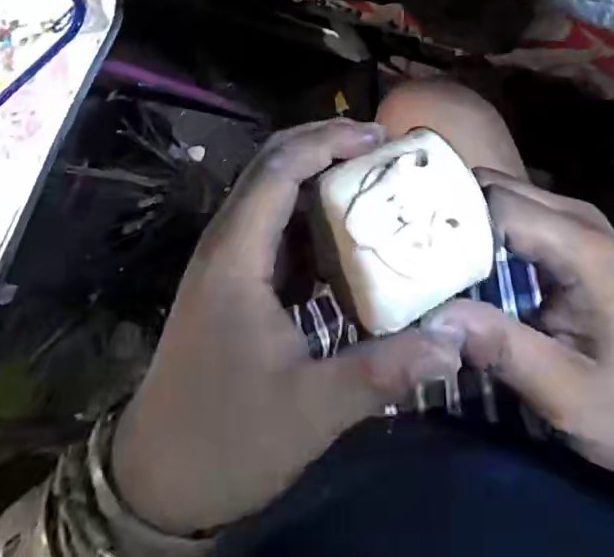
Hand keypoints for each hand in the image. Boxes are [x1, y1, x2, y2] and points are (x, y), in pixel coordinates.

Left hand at [110, 119, 464, 534]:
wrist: (158, 476)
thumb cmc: (228, 436)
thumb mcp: (311, 410)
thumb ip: (383, 372)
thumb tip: (455, 342)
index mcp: (235, 255)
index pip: (278, 170)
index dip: (326, 141)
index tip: (379, 137)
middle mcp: (225, 243)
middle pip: (270, 167)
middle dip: (323, 145)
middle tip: (382, 147)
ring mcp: (226, 262)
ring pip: (270, 194)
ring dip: (316, 176)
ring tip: (373, 178)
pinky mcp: (233, 283)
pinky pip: (274, 230)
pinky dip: (310, 217)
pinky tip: (347, 234)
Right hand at [428, 170, 613, 508]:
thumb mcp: (572, 397)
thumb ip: (502, 350)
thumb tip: (429, 317)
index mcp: (583, 248)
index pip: (493, 204)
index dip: (444, 222)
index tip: (401, 251)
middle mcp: (578, 218)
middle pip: (490, 188)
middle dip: (442, 213)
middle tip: (398, 250)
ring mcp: (576, 224)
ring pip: (496, 196)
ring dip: (457, 221)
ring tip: (416, 256)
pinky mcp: (572, 239)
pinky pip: (511, 216)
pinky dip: (477, 233)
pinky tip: (453, 266)